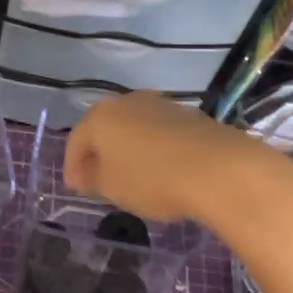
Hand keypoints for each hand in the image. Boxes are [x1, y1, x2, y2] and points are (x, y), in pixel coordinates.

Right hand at [64, 93, 281, 223]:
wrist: (220, 170)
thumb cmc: (151, 179)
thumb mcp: (110, 187)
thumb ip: (92, 179)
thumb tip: (87, 173)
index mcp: (101, 116)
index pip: (76, 141)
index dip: (72, 167)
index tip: (76, 190)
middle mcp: (129, 102)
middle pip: (105, 130)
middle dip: (99, 155)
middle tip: (98, 182)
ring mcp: (162, 106)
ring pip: (134, 130)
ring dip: (127, 152)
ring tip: (130, 180)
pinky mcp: (190, 116)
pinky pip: (159, 135)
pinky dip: (153, 152)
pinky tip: (159, 173)